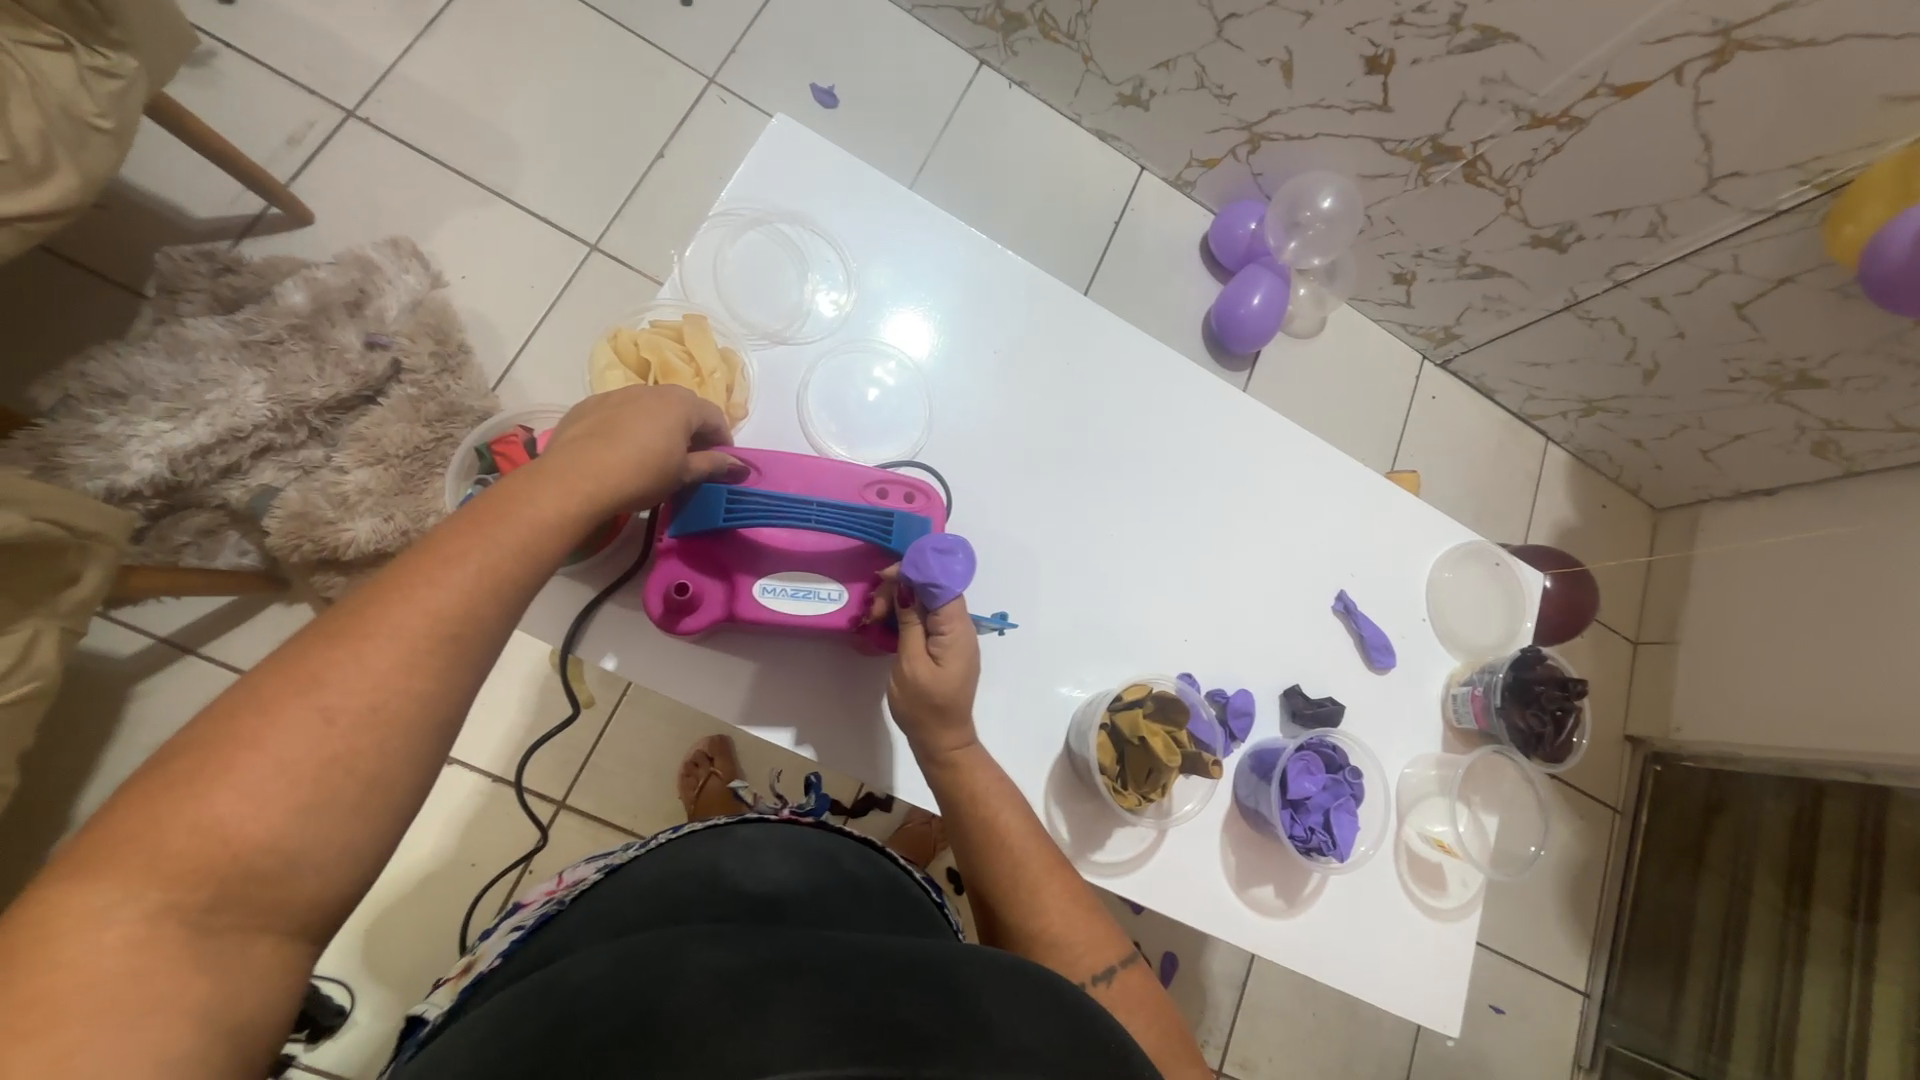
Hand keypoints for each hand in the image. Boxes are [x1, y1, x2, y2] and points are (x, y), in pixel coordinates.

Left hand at [535, 385, 742, 518]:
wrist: (573, 480)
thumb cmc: (640, 476)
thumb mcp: (683, 475)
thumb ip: (713, 465)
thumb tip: (741, 466)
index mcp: (682, 404)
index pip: (715, 417)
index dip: (723, 441)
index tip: (721, 463)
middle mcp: (652, 390)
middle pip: (683, 407)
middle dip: (692, 430)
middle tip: (690, 459)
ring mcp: (617, 394)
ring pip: (650, 407)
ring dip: (660, 426)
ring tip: (654, 455)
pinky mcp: (589, 405)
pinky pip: (620, 413)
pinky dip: (629, 427)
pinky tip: (621, 452)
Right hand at [879, 566, 981, 764]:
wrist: (941, 740)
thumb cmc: (924, 706)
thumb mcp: (910, 663)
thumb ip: (910, 622)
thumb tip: (906, 586)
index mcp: (957, 628)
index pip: (941, 581)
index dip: (913, 571)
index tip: (884, 578)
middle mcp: (961, 626)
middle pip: (932, 589)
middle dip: (900, 589)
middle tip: (873, 611)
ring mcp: (954, 636)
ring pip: (927, 603)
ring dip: (899, 604)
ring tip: (874, 620)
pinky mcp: (945, 646)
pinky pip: (927, 620)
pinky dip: (906, 618)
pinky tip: (885, 626)